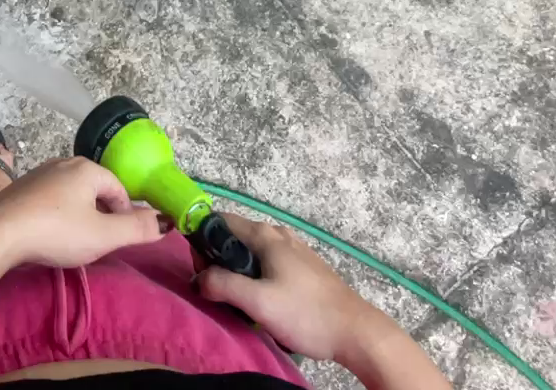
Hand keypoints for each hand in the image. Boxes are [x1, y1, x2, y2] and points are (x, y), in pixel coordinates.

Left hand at [0, 157, 170, 268]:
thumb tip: (165, 221)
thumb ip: (137, 228)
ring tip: (75, 240)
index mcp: (86, 168)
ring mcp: (40, 172)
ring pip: (72, 193)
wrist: (0, 231)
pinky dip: (57, 214)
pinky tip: (51, 233)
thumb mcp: (104, 235)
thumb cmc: (57, 231)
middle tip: (97, 242)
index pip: (118, 188)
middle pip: (95, 188)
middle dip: (101, 214)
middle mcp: (63, 162)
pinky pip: (51, 198)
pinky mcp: (22, 186)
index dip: (124, 215)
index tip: (118, 239)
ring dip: (80, 214)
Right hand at [197, 214, 390, 362]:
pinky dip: (259, 275)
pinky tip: (267, 300)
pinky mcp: (306, 266)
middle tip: (220, 290)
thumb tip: (197, 279)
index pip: (218, 221)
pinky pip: (270, 261)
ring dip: (240, 270)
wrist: (359, 334)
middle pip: (235, 236)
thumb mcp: (258, 302)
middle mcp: (278, 233)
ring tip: (243, 299)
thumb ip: (221, 285)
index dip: (202, 242)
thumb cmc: (306, 314)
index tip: (203, 271)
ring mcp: (295, 248)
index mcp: (264, 235)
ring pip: (253, 251)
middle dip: (220, 260)